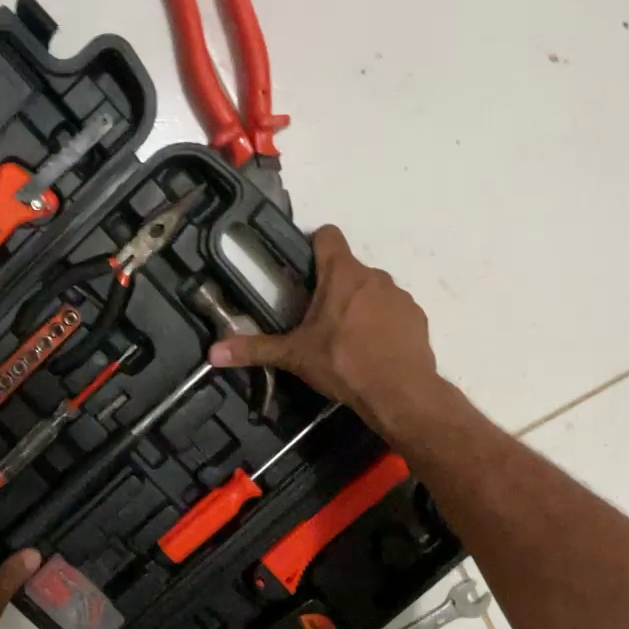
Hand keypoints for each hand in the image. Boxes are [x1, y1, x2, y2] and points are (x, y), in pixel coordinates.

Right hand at [208, 226, 447, 432]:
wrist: (399, 392)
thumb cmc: (343, 364)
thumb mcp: (294, 356)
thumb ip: (255, 350)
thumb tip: (213, 353)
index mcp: (342, 275)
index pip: (328, 235)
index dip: (313, 244)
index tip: (301, 267)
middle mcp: (374, 276)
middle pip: (348, 268)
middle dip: (332, 286)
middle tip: (315, 318)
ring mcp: (400, 296)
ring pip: (372, 290)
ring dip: (358, 305)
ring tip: (344, 338)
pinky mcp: (416, 317)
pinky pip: (393, 311)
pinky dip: (381, 323)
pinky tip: (371, 350)